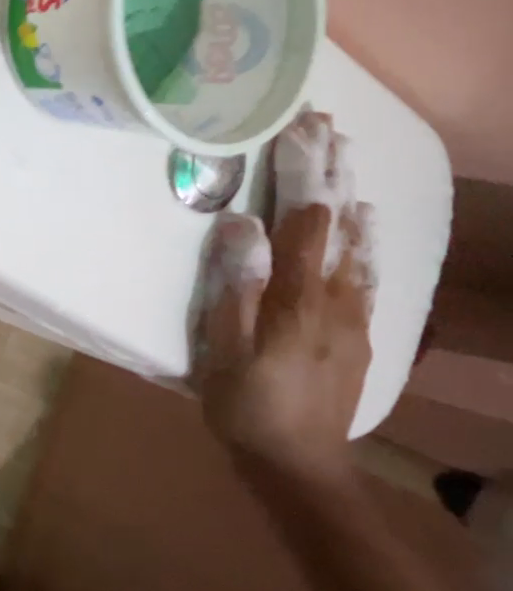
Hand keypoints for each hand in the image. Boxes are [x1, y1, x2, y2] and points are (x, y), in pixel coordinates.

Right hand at [195, 114, 375, 481]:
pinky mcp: (356, 332)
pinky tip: (363, 223)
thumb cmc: (246, 404)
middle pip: (336, 224)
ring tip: (345, 156)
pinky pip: (365, 271)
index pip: (303, 223)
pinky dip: (364, 237)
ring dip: (348, 194)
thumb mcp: (225, 349)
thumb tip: (240, 225)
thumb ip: (235, 286)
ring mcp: (352, 315)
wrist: (299, 465)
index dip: (302, 176)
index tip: (297, 132)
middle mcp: (334, 298)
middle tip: (323, 125)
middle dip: (329, 172)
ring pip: (356, 242)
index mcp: (297, 299)